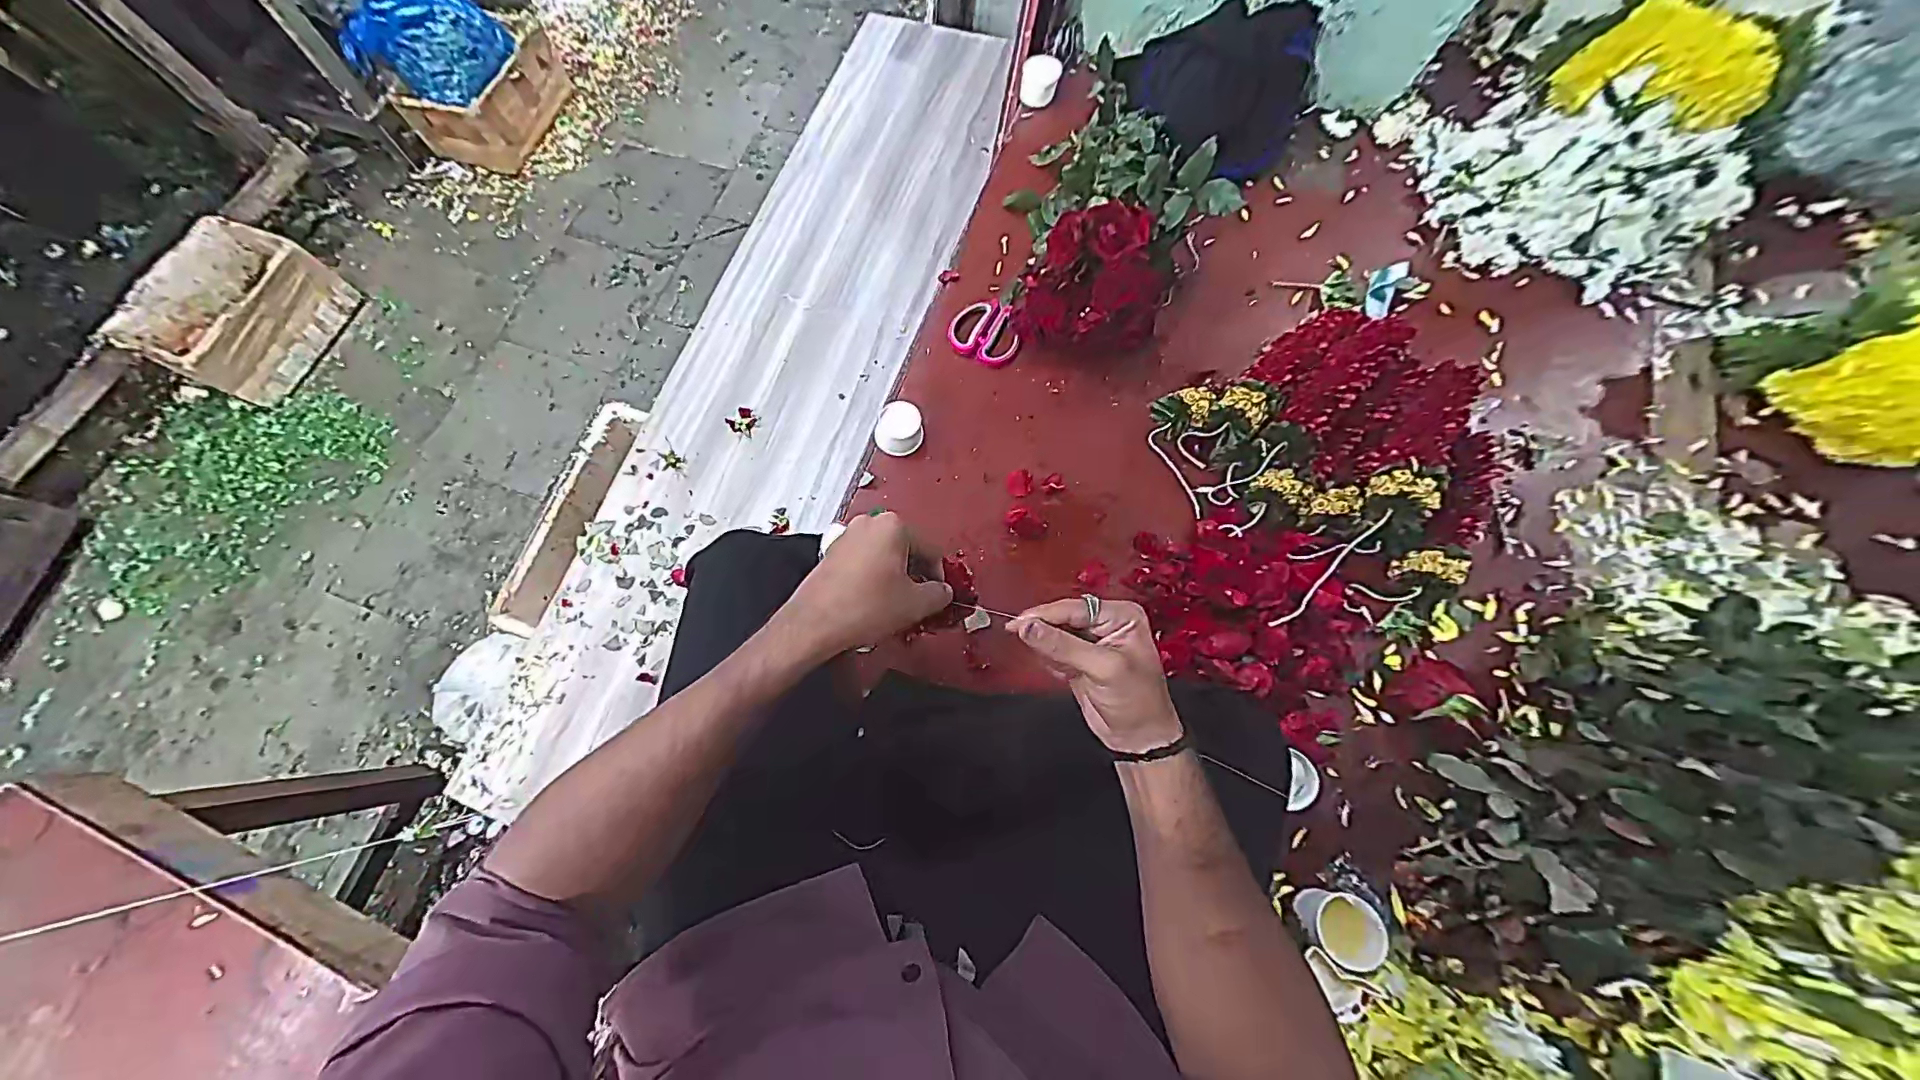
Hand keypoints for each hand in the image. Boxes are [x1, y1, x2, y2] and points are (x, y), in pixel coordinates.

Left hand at [776, 512, 952, 658]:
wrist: (815, 623)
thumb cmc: (861, 607)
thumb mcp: (915, 604)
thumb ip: (939, 594)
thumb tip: (941, 592)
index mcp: (892, 526)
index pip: (930, 549)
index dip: (938, 575)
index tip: (938, 593)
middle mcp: (868, 524)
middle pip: (905, 550)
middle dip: (914, 575)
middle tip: (918, 600)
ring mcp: (847, 537)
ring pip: (883, 557)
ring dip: (893, 578)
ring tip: (894, 605)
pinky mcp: (831, 555)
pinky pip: (863, 564)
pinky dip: (872, 580)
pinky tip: (872, 604)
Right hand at [1008, 597, 1184, 755]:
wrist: (1139, 737)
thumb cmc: (1137, 701)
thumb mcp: (1103, 668)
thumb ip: (1063, 646)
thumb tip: (1028, 626)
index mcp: (1121, 616)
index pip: (1076, 607)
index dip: (1046, 614)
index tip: (1019, 623)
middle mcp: (1107, 623)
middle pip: (1063, 617)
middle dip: (1044, 629)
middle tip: (1019, 636)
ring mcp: (1091, 641)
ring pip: (1054, 633)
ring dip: (1046, 647)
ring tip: (1058, 666)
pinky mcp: (1078, 658)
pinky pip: (1053, 650)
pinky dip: (1049, 660)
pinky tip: (1061, 673)